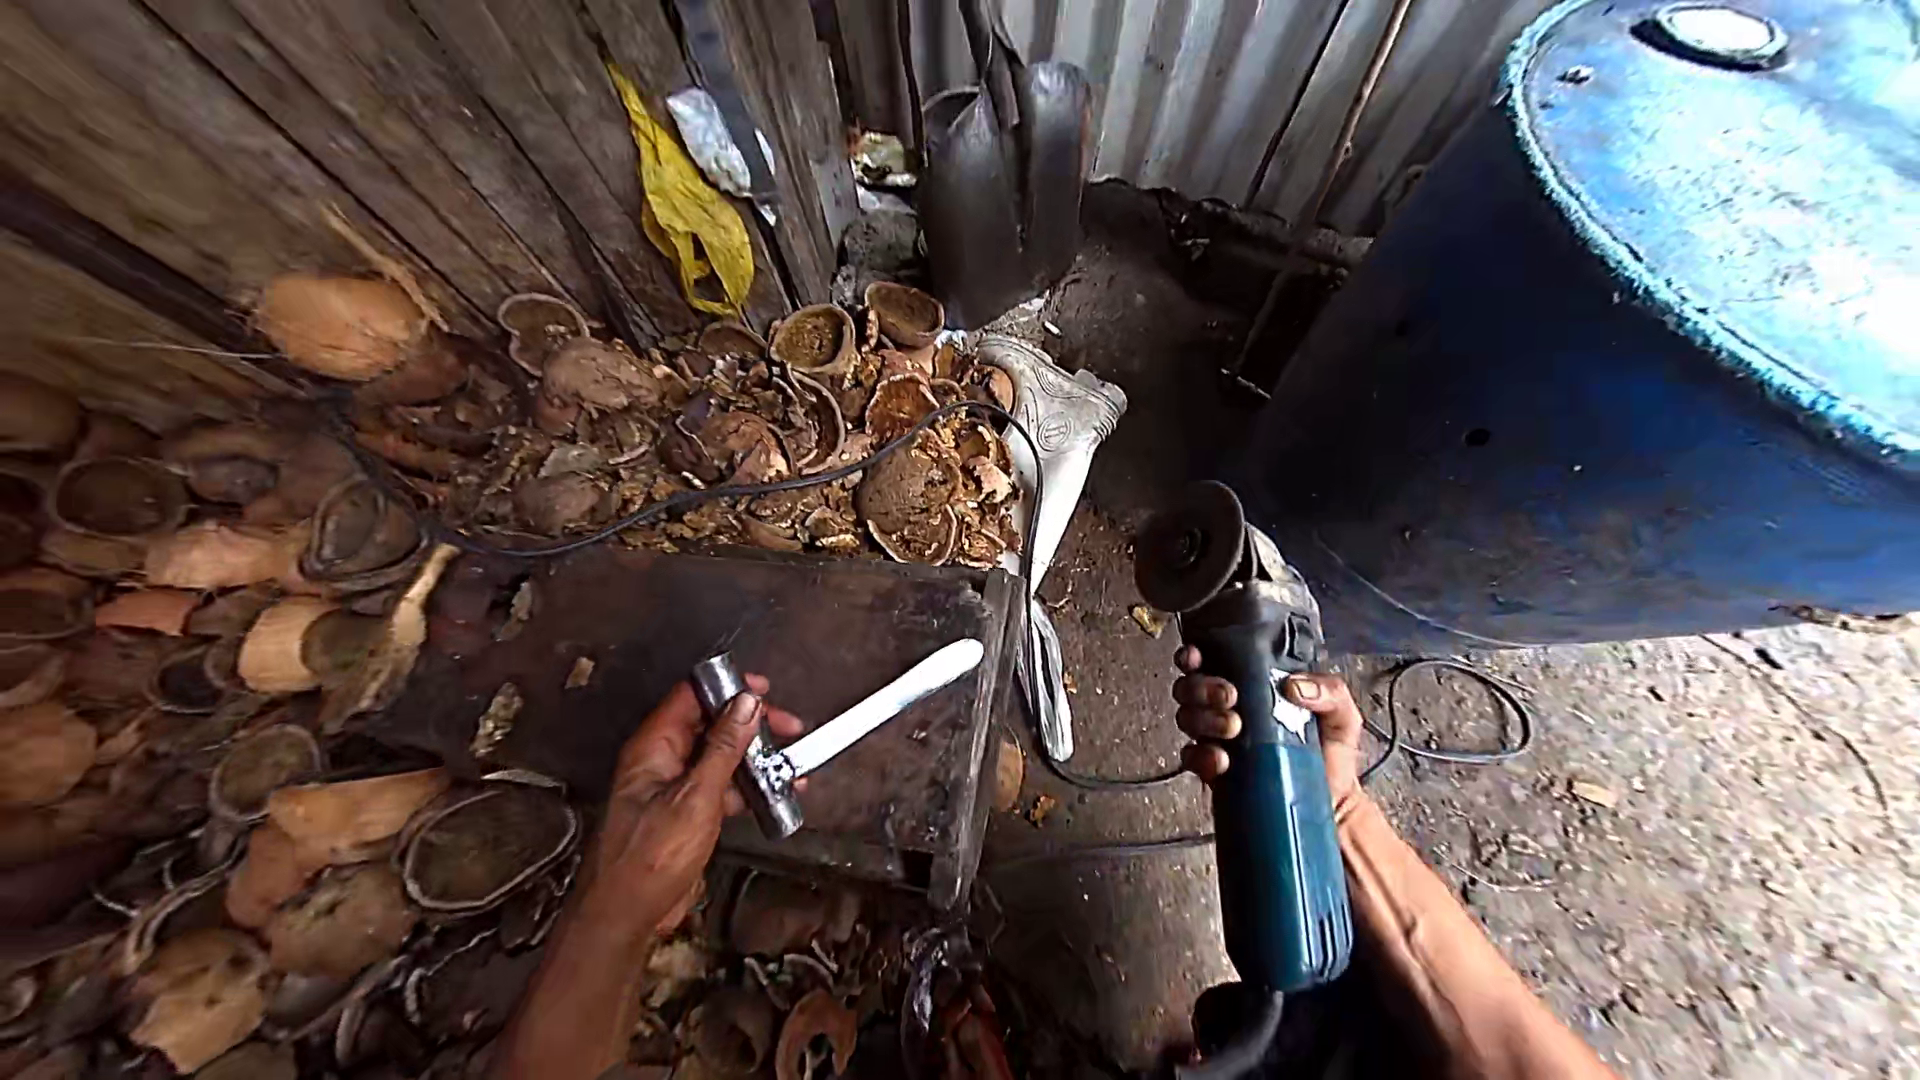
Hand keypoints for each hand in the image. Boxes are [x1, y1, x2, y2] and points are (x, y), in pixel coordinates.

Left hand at [575, 676, 805, 941]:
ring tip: (790, 759)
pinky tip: (778, 790)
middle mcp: (663, 760)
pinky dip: (751, 785)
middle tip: (787, 726)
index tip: (763, 690)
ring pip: (722, 754)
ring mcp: (676, 785)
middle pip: (712, 723)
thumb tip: (746, 703)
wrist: (626, 920)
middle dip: (752, 723)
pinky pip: (724, 784)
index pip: (691, 696)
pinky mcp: (689, 810)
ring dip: (757, 756)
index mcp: (654, 747)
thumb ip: (724, 747)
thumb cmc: (648, 860)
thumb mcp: (696, 797)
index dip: (728, 687)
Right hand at [1172, 646, 1365, 812]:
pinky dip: (1201, 756)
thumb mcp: (1341, 715)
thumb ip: (1329, 691)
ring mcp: (1214, 737)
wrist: (1330, 804)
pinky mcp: (1211, 768)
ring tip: (1233, 728)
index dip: (1192, 656)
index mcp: (1247, 685)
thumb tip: (1293, 686)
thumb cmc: (1329, 753)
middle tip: (1230, 697)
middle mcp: (1223, 707)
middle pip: (1188, 686)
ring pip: (1186, 716)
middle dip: (1201, 687)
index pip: (1207, 661)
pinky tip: (1222, 760)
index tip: (1198, 658)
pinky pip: (1190, 756)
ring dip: (1203, 718)